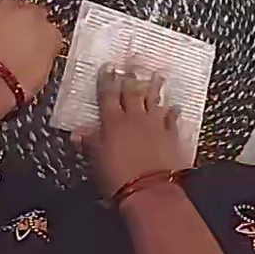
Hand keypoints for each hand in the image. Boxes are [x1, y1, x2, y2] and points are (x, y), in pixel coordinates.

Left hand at [0, 0, 63, 98]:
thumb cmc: (14, 83)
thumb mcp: (41, 74)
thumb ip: (43, 56)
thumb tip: (38, 54)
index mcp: (52, 34)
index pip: (52, 30)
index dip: (43, 40)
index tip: (37, 48)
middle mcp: (33, 17)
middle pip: (33, 12)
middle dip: (26, 23)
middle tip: (18, 41)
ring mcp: (8, 11)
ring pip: (11, 6)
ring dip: (8, 17)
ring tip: (0, 36)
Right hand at [80, 68, 191, 197]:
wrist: (150, 190)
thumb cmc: (117, 178)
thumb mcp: (96, 161)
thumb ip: (90, 143)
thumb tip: (78, 132)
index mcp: (113, 122)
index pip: (108, 95)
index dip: (107, 80)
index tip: (108, 67)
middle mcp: (135, 118)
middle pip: (132, 92)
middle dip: (131, 77)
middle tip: (132, 63)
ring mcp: (155, 124)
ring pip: (154, 100)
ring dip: (155, 87)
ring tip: (156, 74)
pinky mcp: (171, 135)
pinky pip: (172, 119)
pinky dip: (173, 112)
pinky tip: (175, 106)